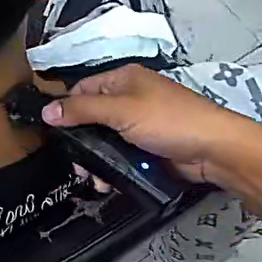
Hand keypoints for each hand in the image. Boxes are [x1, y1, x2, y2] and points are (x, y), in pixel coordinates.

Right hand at [42, 66, 261, 186]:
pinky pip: (122, 157)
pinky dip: (113, 169)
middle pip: (92, 119)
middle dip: (82, 143)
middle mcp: (131, 99)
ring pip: (106, 142)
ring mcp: (141, 125)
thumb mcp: (121, 111)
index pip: (83, 89)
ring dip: (96, 161)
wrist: (213, 150)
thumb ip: (83, 110)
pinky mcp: (149, 148)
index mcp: (124, 79)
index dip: (67, 108)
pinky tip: (109, 182)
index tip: (55, 132)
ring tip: (94, 178)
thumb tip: (48, 110)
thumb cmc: (170, 121)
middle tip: (78, 164)